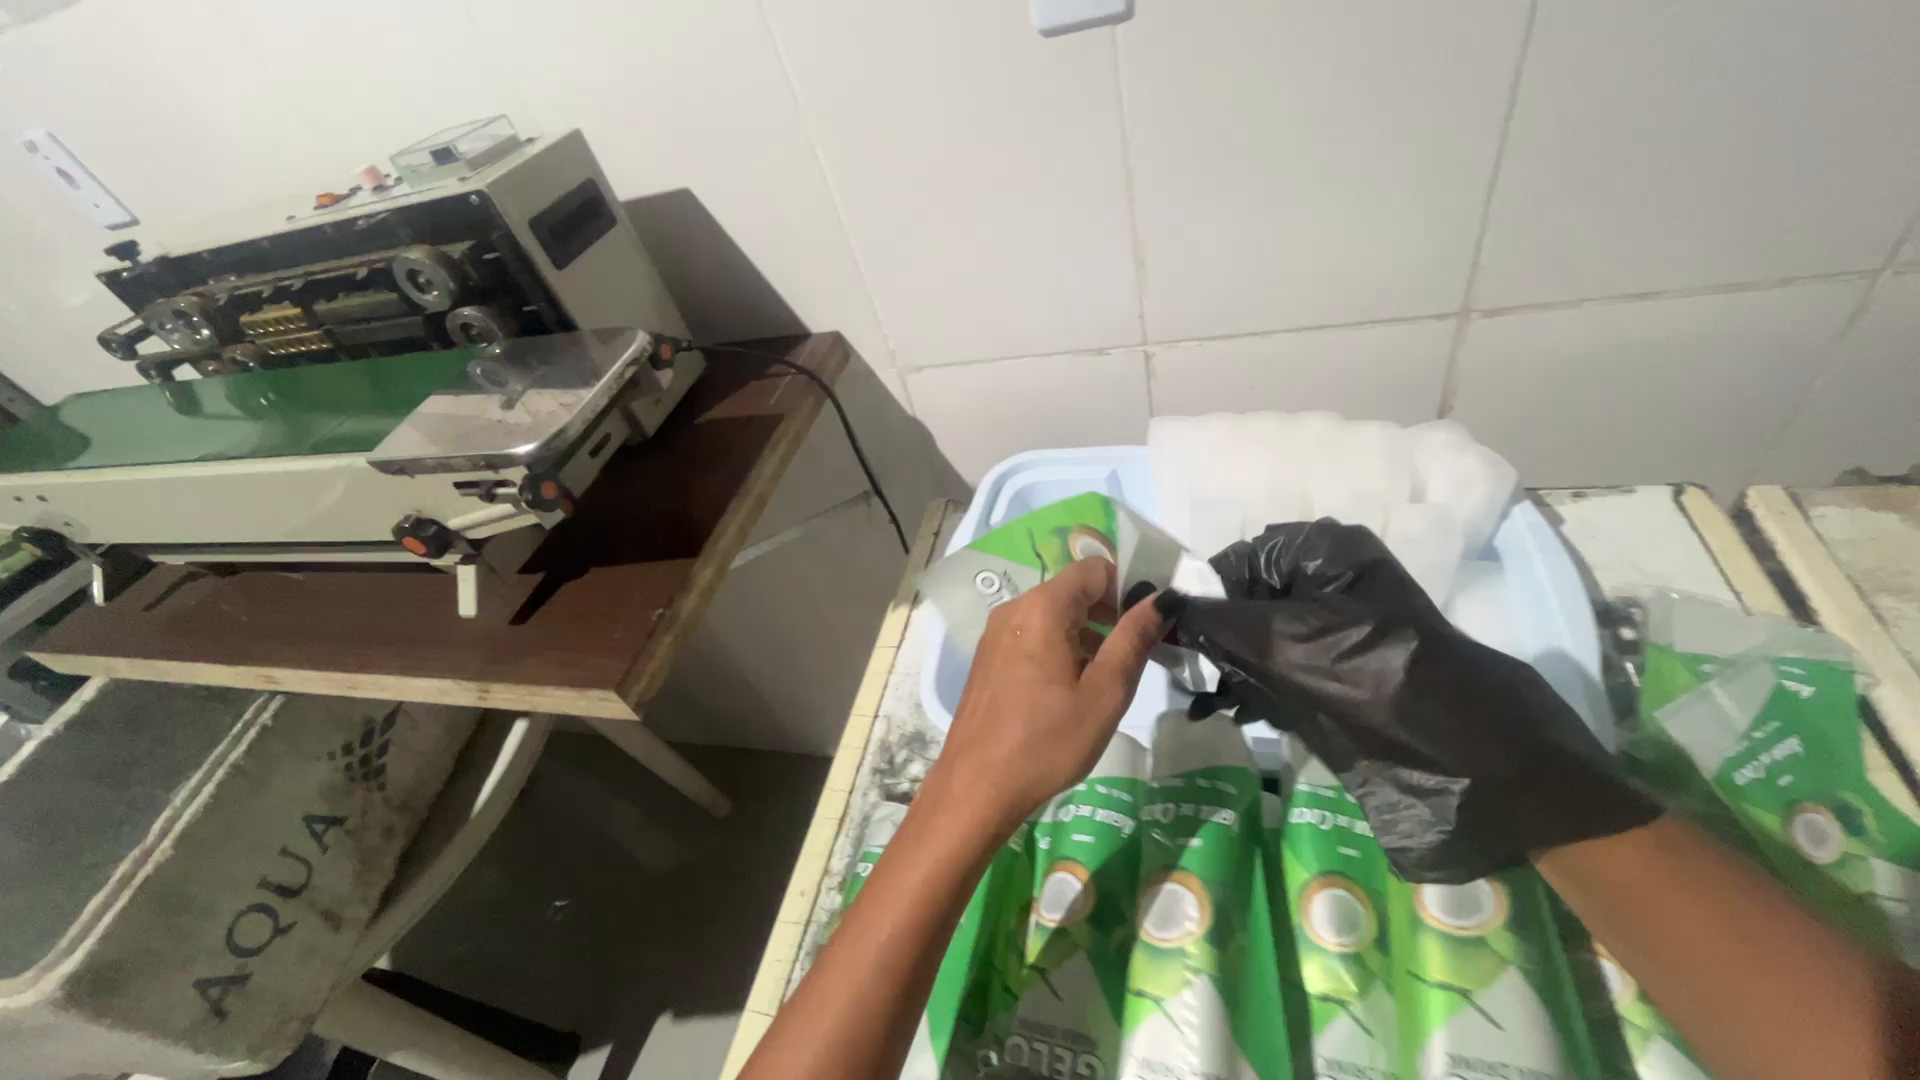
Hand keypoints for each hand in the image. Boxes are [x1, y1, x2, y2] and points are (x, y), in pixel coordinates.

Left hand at [928, 556, 1165, 833]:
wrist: (976, 789)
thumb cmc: (1047, 741)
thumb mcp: (1104, 693)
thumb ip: (1134, 639)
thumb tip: (1164, 598)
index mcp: (1042, 607)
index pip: (1095, 568)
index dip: (1130, 584)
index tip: (1154, 619)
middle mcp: (1014, 610)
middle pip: (1074, 590)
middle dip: (1113, 611)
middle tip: (1144, 650)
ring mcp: (996, 635)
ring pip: (1054, 616)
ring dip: (1090, 633)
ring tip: (1117, 674)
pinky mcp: (989, 660)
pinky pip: (1034, 637)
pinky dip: (1063, 648)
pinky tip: (1078, 688)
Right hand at [1167, 519, 1658, 882]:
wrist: (1465, 754)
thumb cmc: (1369, 677)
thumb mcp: (1281, 641)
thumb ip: (1215, 620)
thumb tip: (1164, 605)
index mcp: (1322, 552)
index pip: (1235, 561)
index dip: (1201, 598)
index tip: (1173, 637)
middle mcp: (1328, 580)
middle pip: (1245, 600)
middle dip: (1212, 638)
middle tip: (1187, 674)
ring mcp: (1336, 628)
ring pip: (1259, 639)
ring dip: (1228, 668)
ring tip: (1206, 699)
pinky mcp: (1341, 671)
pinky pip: (1282, 669)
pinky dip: (1254, 689)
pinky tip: (1231, 711)